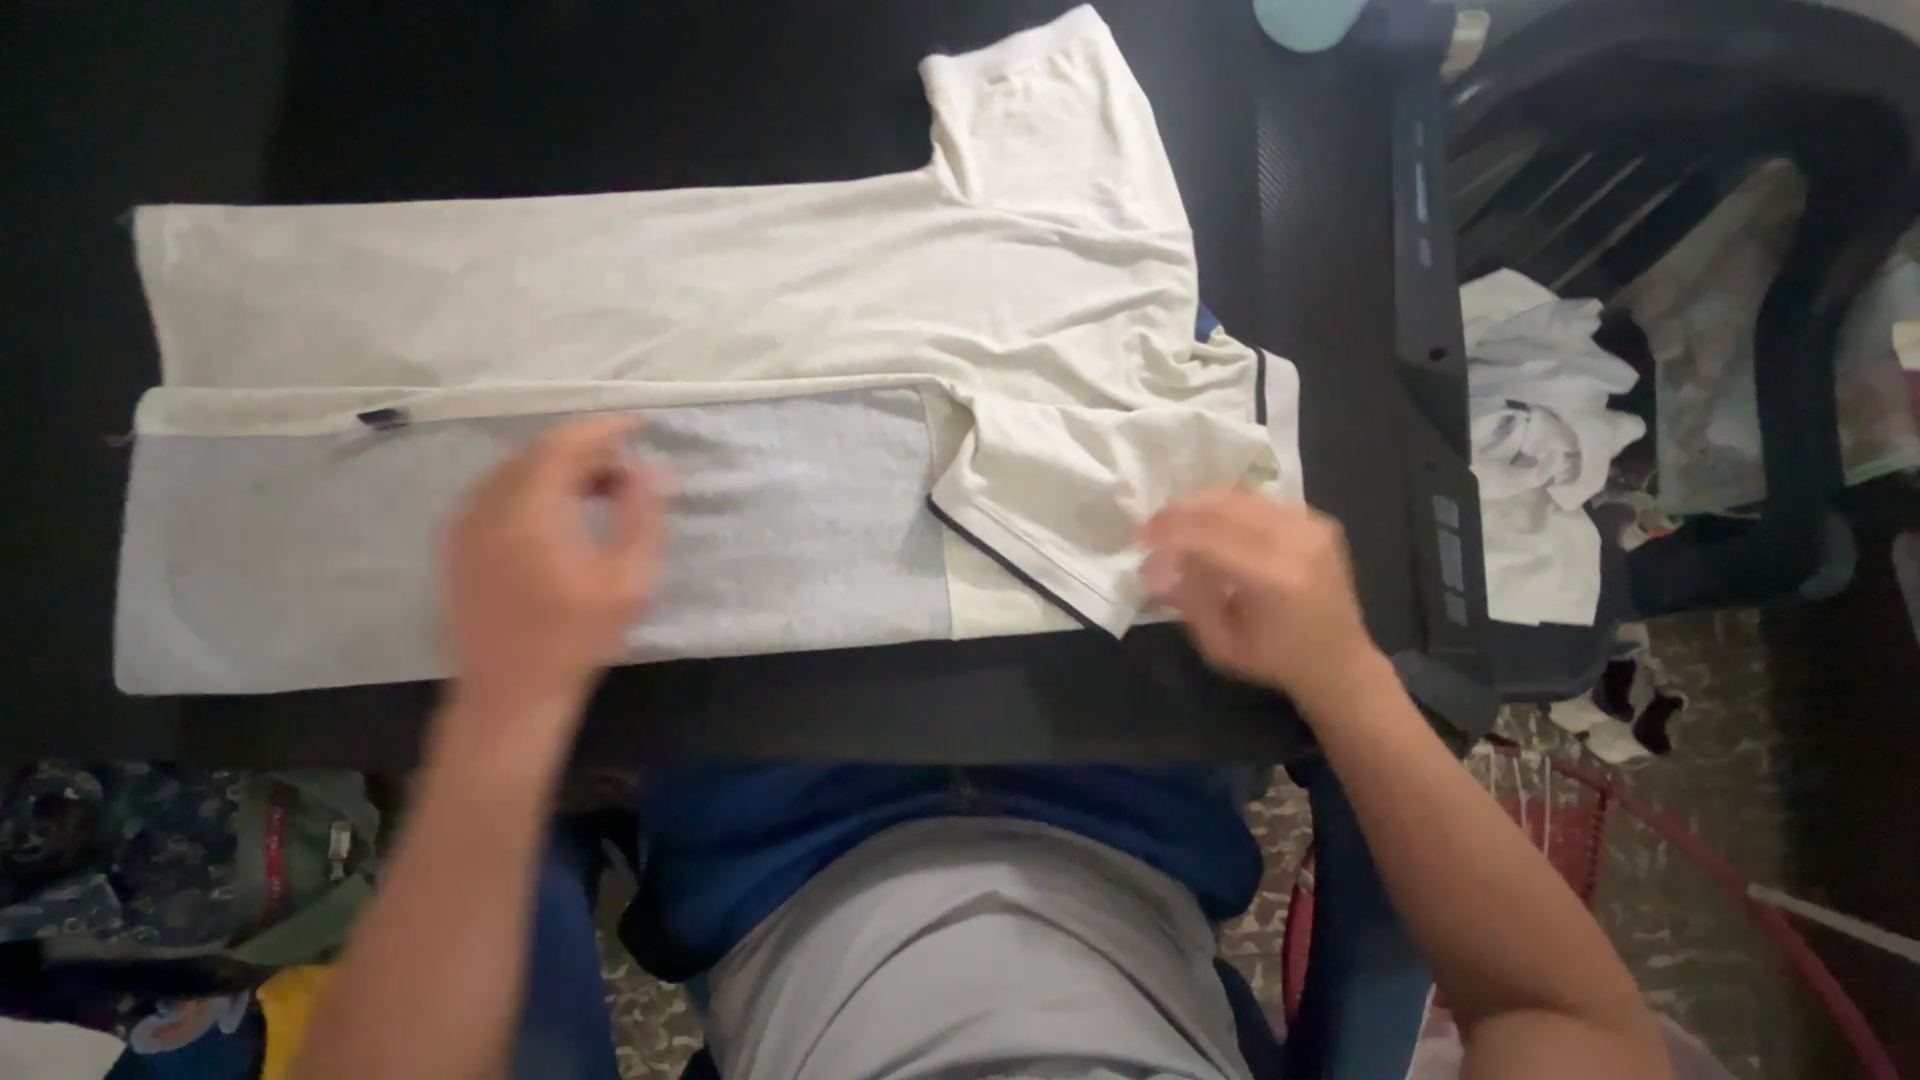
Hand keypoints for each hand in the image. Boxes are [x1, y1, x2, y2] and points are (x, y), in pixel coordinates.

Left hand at [442, 415, 667, 728]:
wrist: (509, 694)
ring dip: (561, 471)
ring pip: (515, 473)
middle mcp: (486, 506)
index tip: (640, 427)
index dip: (604, 429)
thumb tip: (655, 469)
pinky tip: (562, 516)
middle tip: (630, 472)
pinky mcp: (457, 547)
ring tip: (603, 494)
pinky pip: (497, 495)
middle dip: (587, 452)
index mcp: (526, 510)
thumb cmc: (575, 638)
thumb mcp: (628, 580)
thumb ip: (643, 516)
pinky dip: (535, 490)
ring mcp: (464, 526)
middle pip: (538, 454)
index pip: (564, 445)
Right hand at [1140, 491, 1386, 709]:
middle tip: (1147, 527)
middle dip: (1178, 513)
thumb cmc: (1275, 661)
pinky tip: (1206, 522)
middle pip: (1224, 507)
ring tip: (1171, 521)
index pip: (1209, 538)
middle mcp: (1298, 543)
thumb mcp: (1219, 644)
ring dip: (1199, 505)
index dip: (1168, 536)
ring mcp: (1313, 527)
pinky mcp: (1317, 521)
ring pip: (1241, 496)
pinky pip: (1260, 501)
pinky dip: (1227, 507)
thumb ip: (1189, 599)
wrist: (1340, 661)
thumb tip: (1157, 563)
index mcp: (1276, 580)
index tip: (1139, 542)